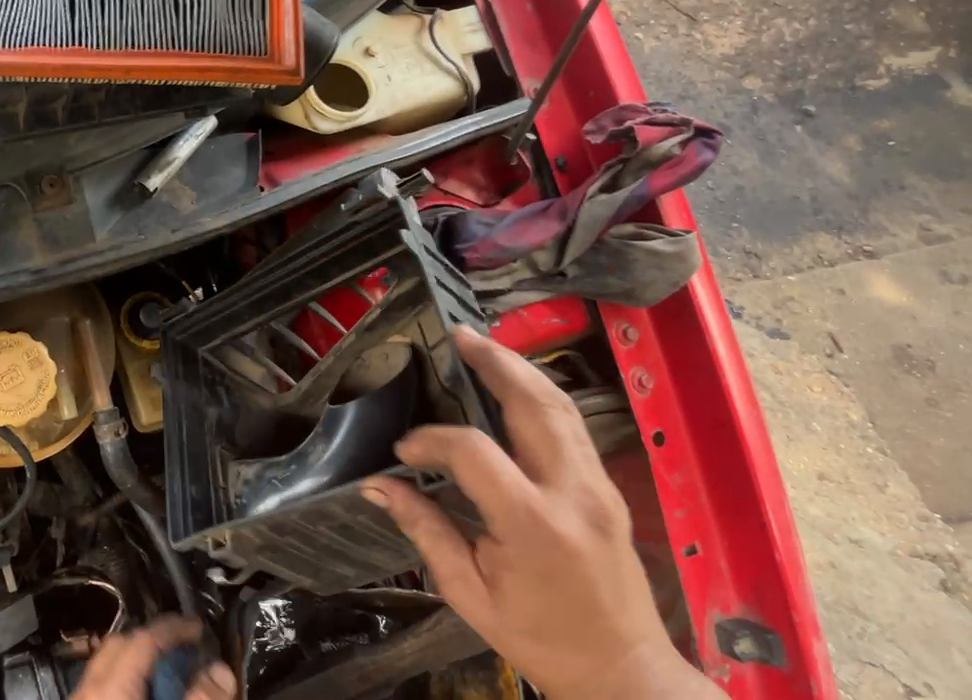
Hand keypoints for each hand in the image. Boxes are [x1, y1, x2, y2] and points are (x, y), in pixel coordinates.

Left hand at [68, 617, 234, 699]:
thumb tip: (222, 670)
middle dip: (156, 642)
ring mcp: (82, 699)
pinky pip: (104, 687)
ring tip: (174, 676)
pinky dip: (130, 683)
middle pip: (121, 646)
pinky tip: (151, 693)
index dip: (173, 627)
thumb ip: (199, 699)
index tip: (198, 627)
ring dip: (143, 664)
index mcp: (109, 686)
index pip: (142, 638)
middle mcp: (88, 688)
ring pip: (110, 667)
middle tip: (189, 650)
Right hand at [361, 328, 722, 699]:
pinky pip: (572, 425)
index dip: (431, 442)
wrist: (626, 672)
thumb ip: (425, 530)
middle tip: (458, 336)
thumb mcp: (470, 593)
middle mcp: (574, 493)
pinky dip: (538, 395)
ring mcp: (599, 487)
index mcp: (535, 524)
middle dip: (495, 364)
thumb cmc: (541, 639)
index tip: (404, 453)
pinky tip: (512, 384)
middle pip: (536, 406)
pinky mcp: (606, 489)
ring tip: (482, 346)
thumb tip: (376, 486)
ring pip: (562, 408)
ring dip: (520, 370)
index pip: (474, 453)